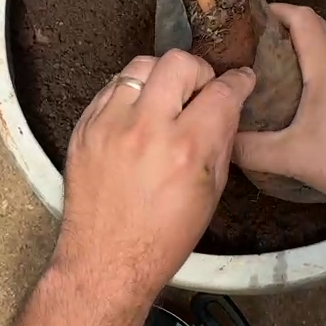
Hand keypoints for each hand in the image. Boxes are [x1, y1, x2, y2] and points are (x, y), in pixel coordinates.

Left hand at [53, 51, 255, 303]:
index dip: (238, 81)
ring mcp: (110, 124)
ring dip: (161, 78)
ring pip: (142, 65)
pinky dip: (131, 94)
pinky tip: (137, 115)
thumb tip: (227, 104)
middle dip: (198, 72)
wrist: (105, 263)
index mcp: (186, 149)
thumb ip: (220, 140)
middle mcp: (146, 128)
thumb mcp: (211, 192)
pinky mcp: (85, 127)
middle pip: (178, 63)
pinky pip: (113, 86)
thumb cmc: (163, 236)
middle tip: (198, 92)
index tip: (241, 79)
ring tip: (164, 101)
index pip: (221, 92)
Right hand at [233, 4, 325, 207]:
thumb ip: (252, 149)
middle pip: (315, 24)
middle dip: (285, 24)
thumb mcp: (293, 158)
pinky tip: (306, 86)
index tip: (250, 17)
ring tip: (274, 61)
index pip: (301, 17)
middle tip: (255, 40)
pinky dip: (320, 59)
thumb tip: (223, 140)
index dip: (275, 9)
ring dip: (304, 42)